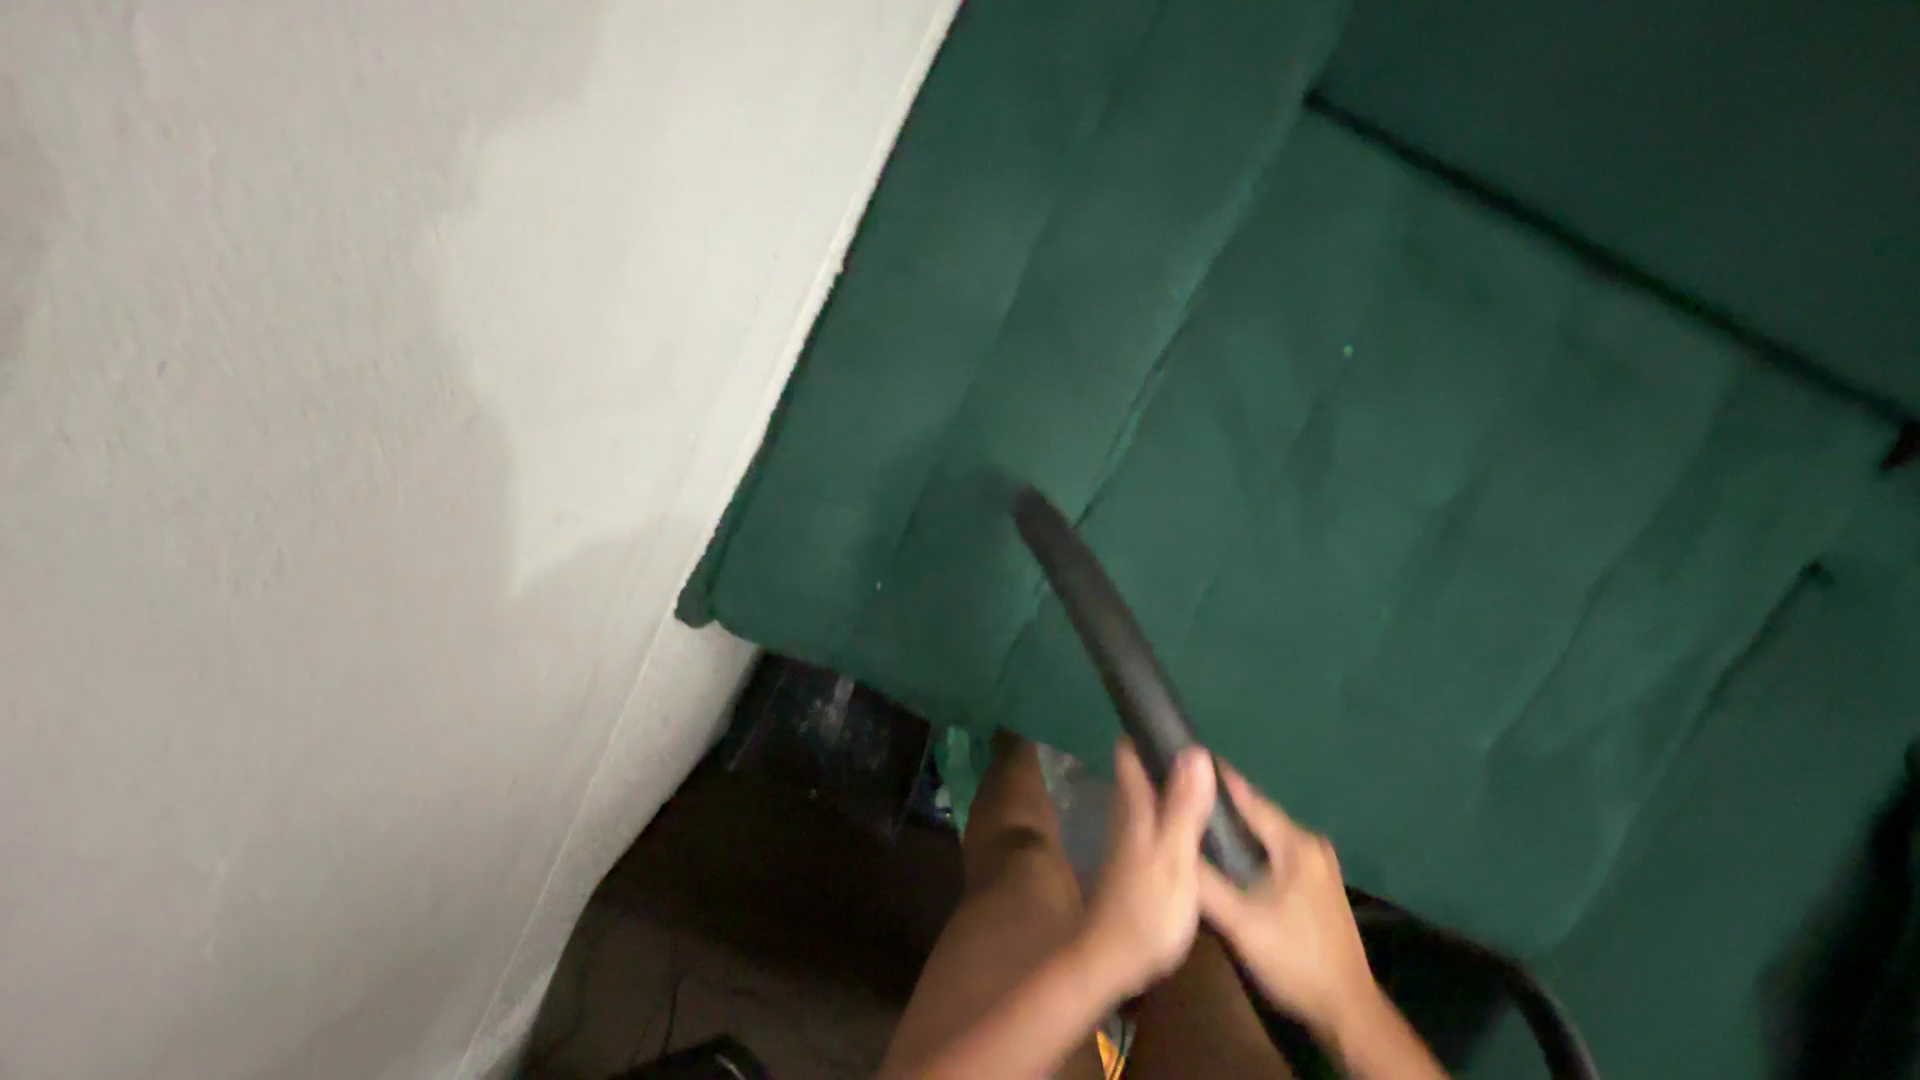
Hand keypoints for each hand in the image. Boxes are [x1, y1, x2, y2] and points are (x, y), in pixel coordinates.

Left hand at [1077, 741, 1215, 997]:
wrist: (1111, 962)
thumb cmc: (1147, 909)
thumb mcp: (1175, 858)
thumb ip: (1184, 807)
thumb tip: (1194, 750)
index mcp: (1134, 811)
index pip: (1128, 756)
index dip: (1145, 733)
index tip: (1172, 720)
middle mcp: (1126, 820)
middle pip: (1138, 776)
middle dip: (1162, 760)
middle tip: (1203, 754)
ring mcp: (1128, 845)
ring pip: (1146, 802)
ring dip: (1168, 789)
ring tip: (1205, 785)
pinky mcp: (1134, 868)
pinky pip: (1153, 827)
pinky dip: (1170, 817)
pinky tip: (1192, 829)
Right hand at [1196, 763, 1379, 1036]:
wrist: (1347, 1011)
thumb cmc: (1295, 959)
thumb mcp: (1241, 923)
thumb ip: (1205, 882)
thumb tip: (1167, 845)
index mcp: (1295, 843)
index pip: (1247, 796)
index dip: (1212, 778)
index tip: (1177, 758)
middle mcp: (1309, 844)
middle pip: (1254, 813)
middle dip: (1216, 806)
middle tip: (1175, 797)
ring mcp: (1316, 864)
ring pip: (1262, 835)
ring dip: (1230, 830)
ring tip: (1189, 824)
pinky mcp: (1315, 884)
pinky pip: (1272, 852)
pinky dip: (1246, 850)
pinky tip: (1221, 859)